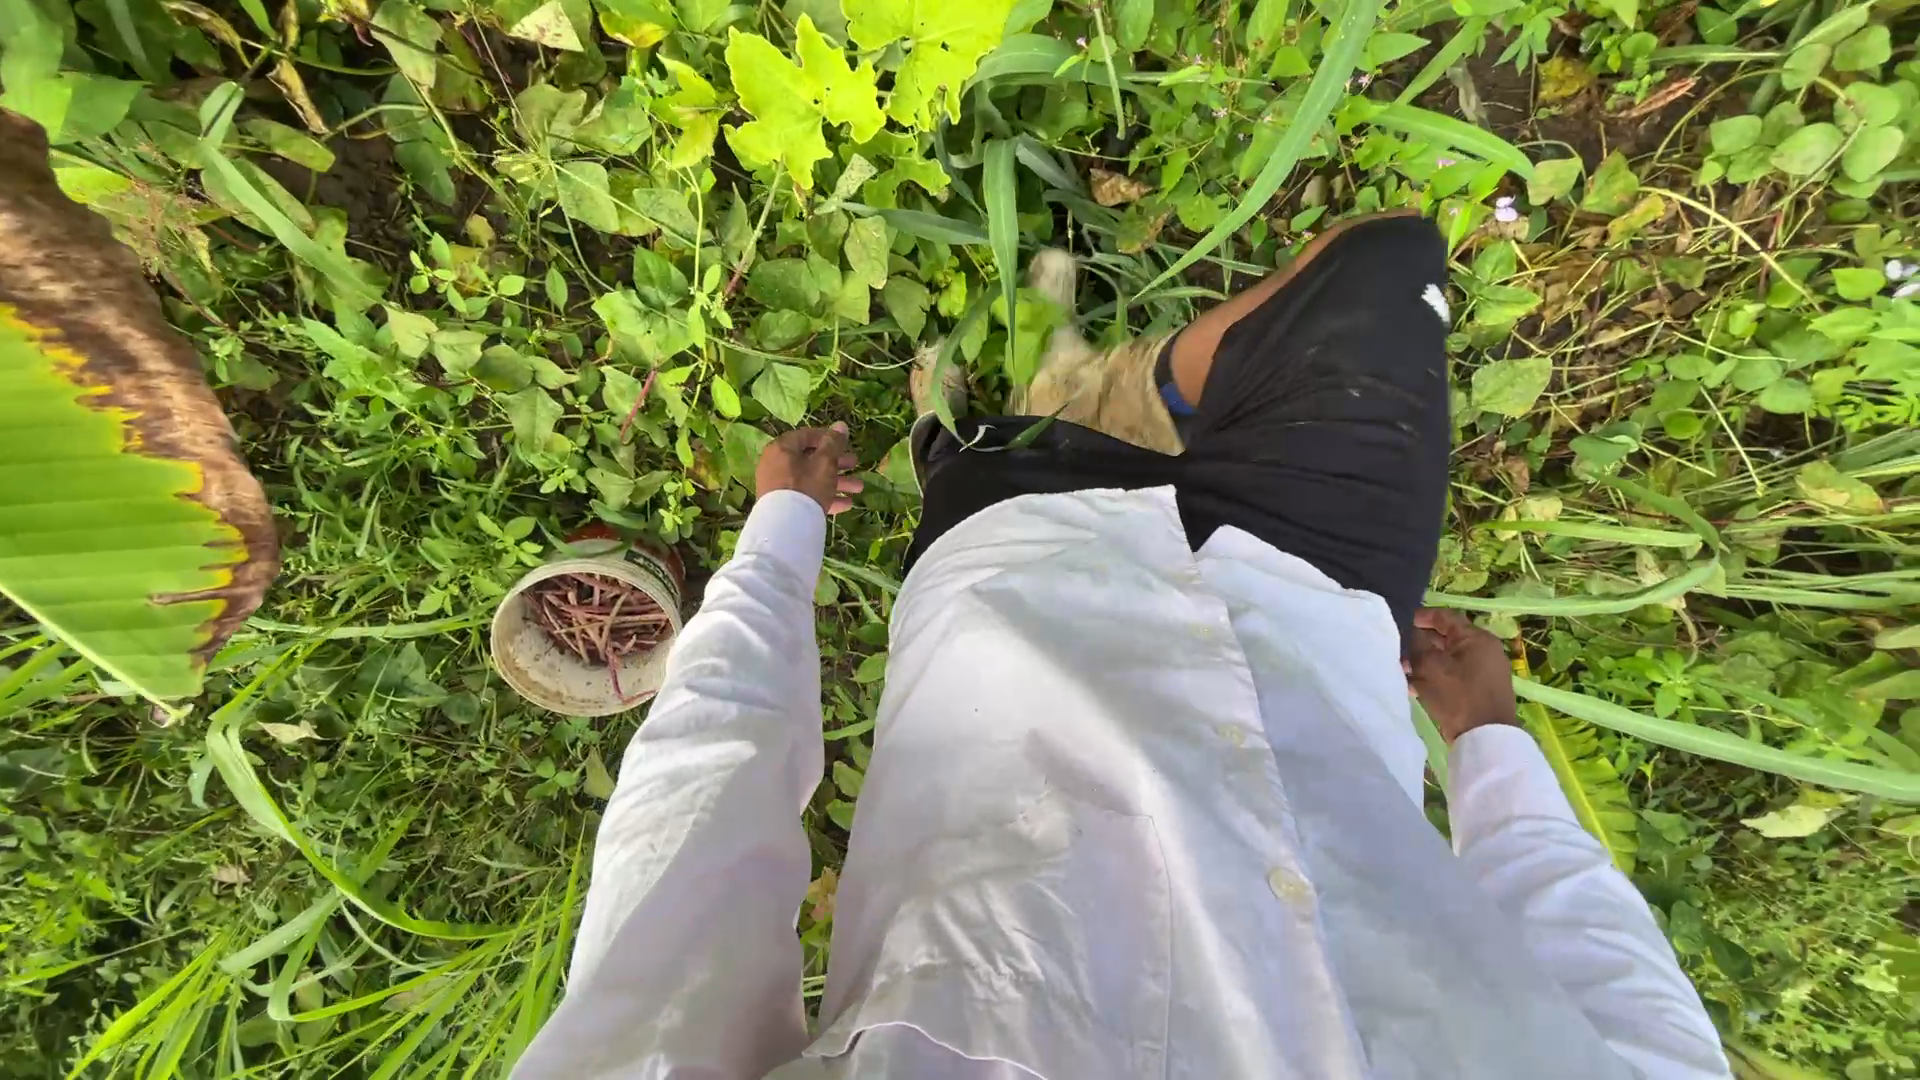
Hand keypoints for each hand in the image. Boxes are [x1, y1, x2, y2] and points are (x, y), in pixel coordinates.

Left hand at [756, 423, 862, 514]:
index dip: (828, 438)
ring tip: (859, 488)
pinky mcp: (783, 505)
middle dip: (837, 463)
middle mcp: (777, 464)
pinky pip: (806, 496)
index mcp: (782, 448)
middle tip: (855, 464)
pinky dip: (825, 497)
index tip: (845, 443)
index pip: (806, 436)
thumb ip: (834, 443)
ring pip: (812, 479)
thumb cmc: (806, 486)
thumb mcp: (825, 463)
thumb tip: (841, 424)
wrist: (786, 527)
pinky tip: (846, 504)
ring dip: (837, 482)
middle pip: (811, 459)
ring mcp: (778, 486)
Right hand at [1405, 608, 1520, 744]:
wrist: (1484, 736)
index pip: (1446, 617)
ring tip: (1404, 671)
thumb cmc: (1456, 694)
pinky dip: (1435, 674)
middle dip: (1421, 642)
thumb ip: (1417, 644)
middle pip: (1446, 637)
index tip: (1403, 621)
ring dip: (1425, 661)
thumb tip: (1413, 635)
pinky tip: (1416, 685)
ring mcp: (1484, 670)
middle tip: (1399, 649)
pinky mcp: (1481, 687)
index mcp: (1476, 639)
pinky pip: (1453, 673)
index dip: (1423, 616)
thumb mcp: (1429, 665)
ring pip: (1447, 657)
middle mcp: (1484, 650)